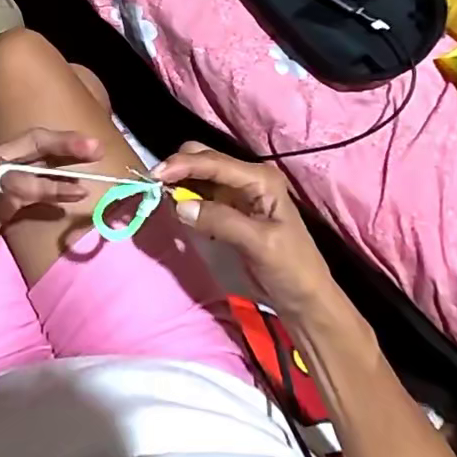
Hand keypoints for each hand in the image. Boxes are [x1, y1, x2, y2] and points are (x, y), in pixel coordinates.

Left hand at [0, 129, 101, 291]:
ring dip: (63, 173)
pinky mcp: (6, 208)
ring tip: (92, 175)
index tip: (10, 193)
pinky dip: (55, 195)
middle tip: (91, 145)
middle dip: (59, 145)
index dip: (6, 174)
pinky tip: (75, 194)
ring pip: (37, 172)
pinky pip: (35, 198)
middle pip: (28, 147)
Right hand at [151, 142, 340, 321]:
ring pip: (198, 174)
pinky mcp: (228, 209)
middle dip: (178, 167)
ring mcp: (237, 193)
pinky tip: (173, 206)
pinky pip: (200, 193)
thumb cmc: (290, 268)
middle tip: (153, 186)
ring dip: (178, 181)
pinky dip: (184, 195)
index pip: (214, 162)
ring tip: (157, 195)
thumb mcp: (259, 244)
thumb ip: (221, 221)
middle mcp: (248, 178)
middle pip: (204, 158)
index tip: (154, 175)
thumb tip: (180, 205)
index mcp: (260, 178)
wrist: (303, 297)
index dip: (183, 164)